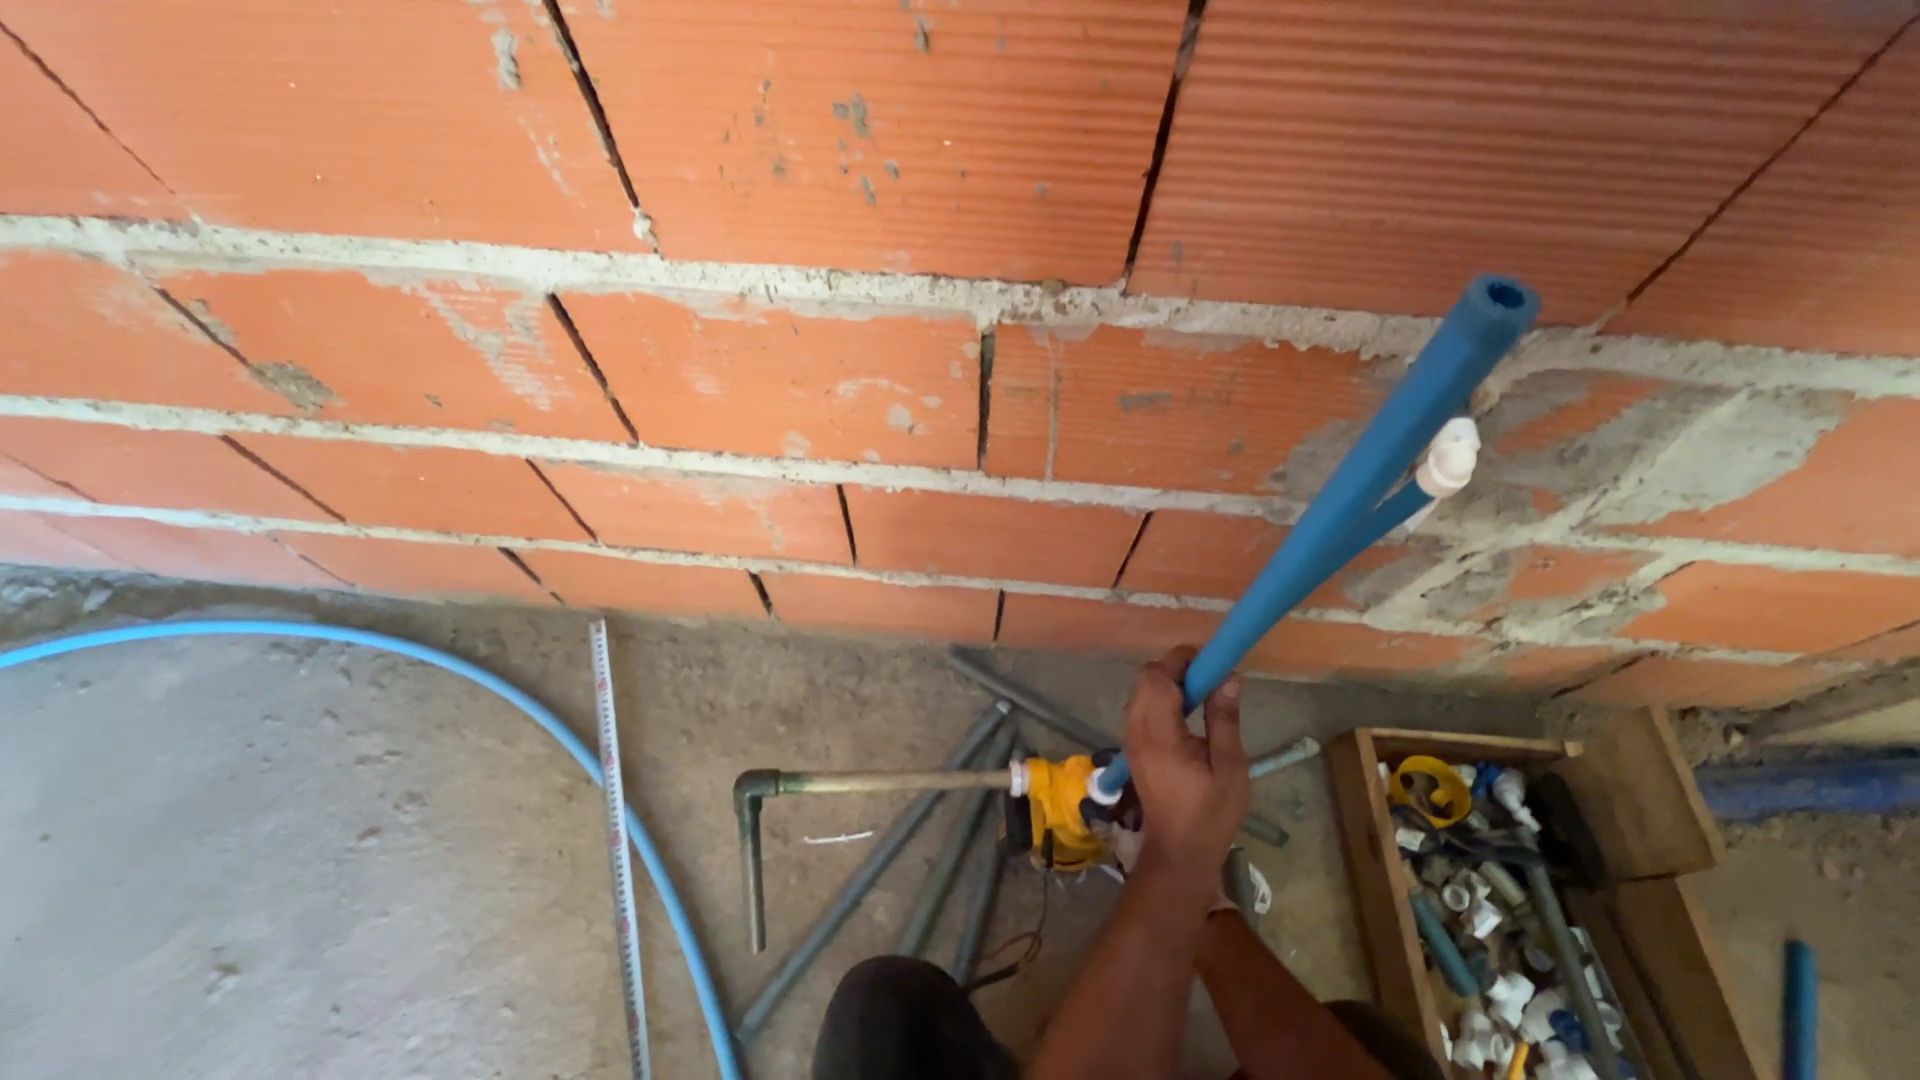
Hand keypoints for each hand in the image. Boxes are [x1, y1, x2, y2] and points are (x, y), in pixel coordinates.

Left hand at [1122, 646, 1248, 884]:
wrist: (1179, 851)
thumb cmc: (1210, 813)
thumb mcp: (1229, 767)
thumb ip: (1224, 719)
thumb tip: (1228, 677)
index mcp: (1158, 734)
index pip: (1155, 677)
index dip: (1180, 661)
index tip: (1211, 662)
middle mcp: (1136, 731)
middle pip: (1145, 680)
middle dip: (1176, 670)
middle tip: (1211, 680)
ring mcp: (1130, 739)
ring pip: (1142, 693)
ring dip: (1169, 685)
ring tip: (1204, 699)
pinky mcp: (1133, 748)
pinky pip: (1142, 709)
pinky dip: (1163, 702)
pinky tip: (1189, 718)